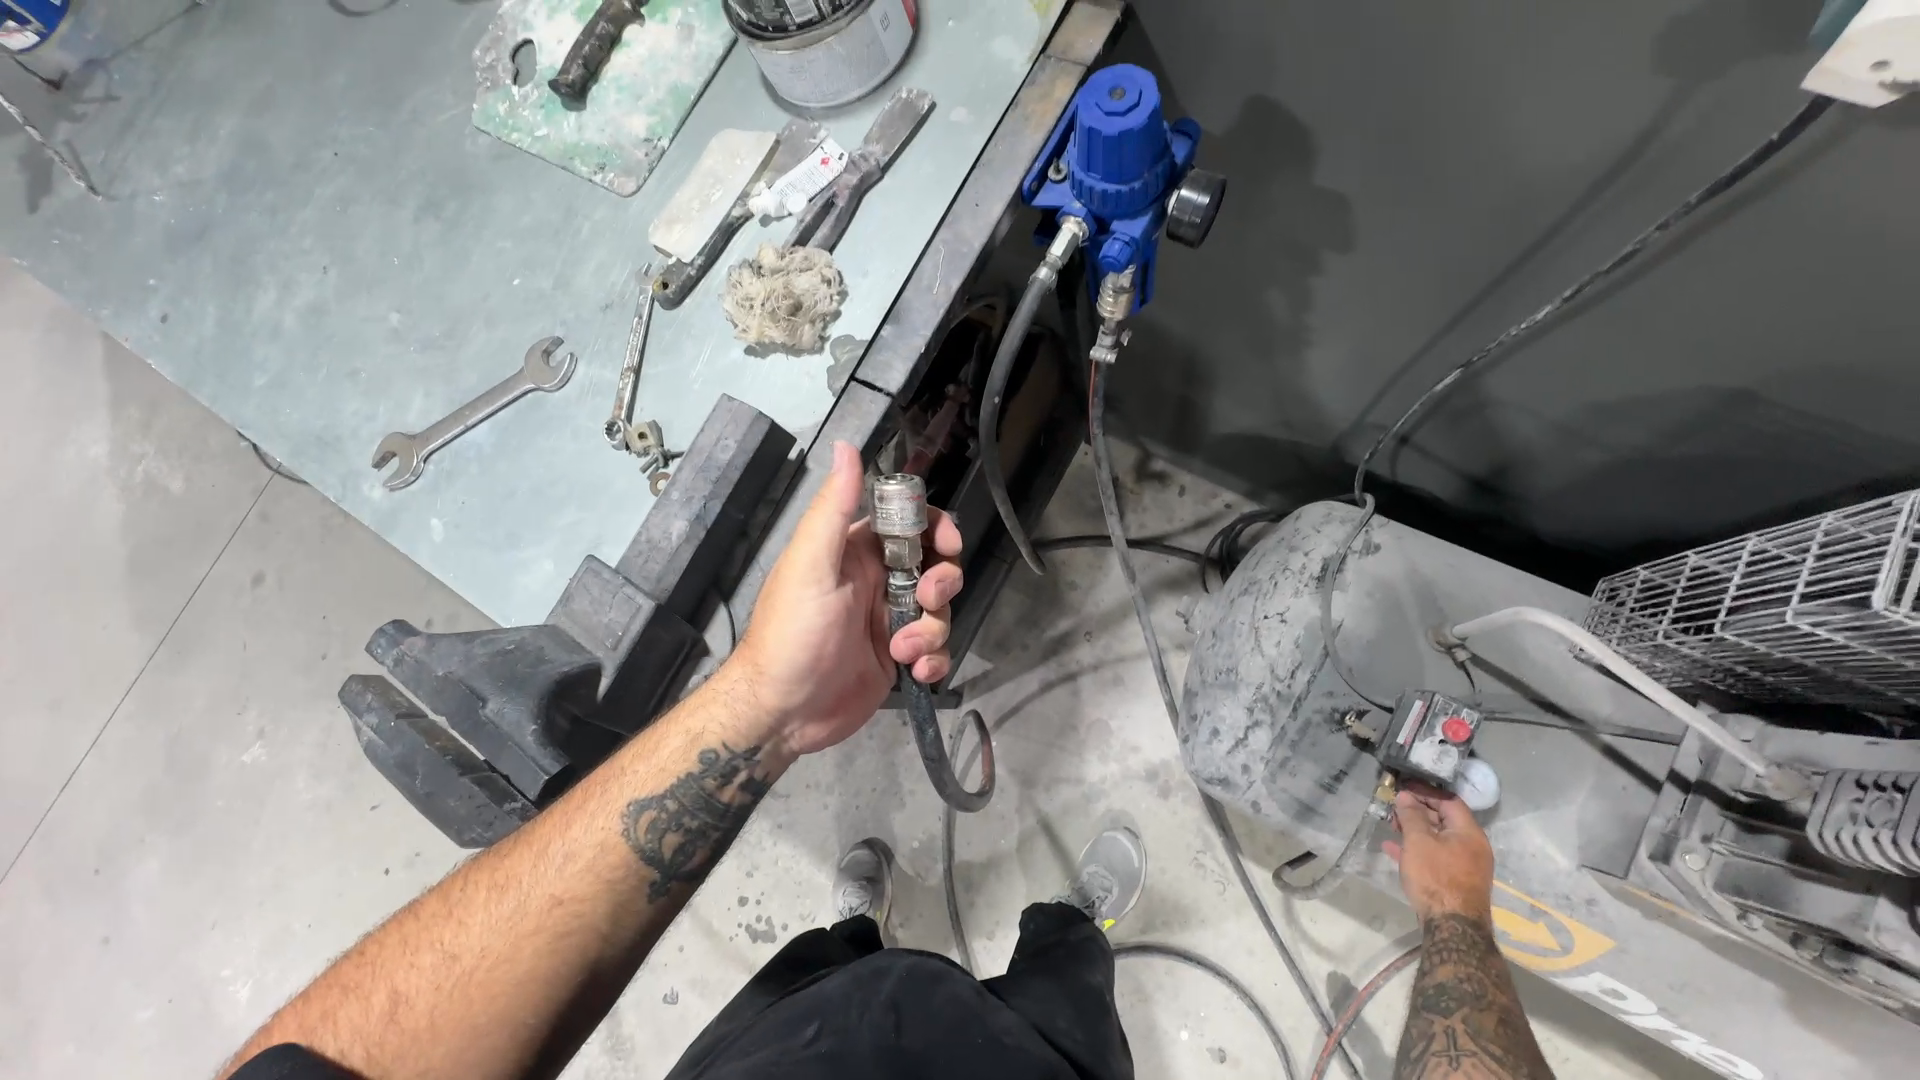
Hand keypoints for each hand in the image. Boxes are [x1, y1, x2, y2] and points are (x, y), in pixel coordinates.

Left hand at [722, 441, 962, 758]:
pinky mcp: (898, 658)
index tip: (947, 545)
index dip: (935, 528)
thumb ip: (834, 508)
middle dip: (943, 581)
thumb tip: (845, 445)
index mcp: (855, 552)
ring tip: (902, 650)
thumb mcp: (812, 565)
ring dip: (933, 629)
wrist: (784, 712)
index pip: (908, 523)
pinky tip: (915, 673)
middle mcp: (876, 582)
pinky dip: (934, 659)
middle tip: (927, 599)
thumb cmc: (793, 633)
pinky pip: (936, 649)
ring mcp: (889, 621)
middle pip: (935, 566)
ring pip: (940, 611)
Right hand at [1382, 782, 1494, 923]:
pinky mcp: (1456, 880)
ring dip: (1416, 829)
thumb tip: (1406, 796)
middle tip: (1394, 807)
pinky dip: (1418, 848)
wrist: (1453, 926)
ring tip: (1392, 825)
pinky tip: (1394, 849)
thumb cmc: (1436, 876)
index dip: (1425, 792)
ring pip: (1439, 838)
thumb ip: (1411, 815)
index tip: (1403, 787)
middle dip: (1418, 810)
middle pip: (1445, 819)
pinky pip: (1436, 855)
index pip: (1449, 801)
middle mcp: (1473, 846)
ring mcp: (1466, 865)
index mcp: (1469, 833)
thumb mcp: (1418, 841)